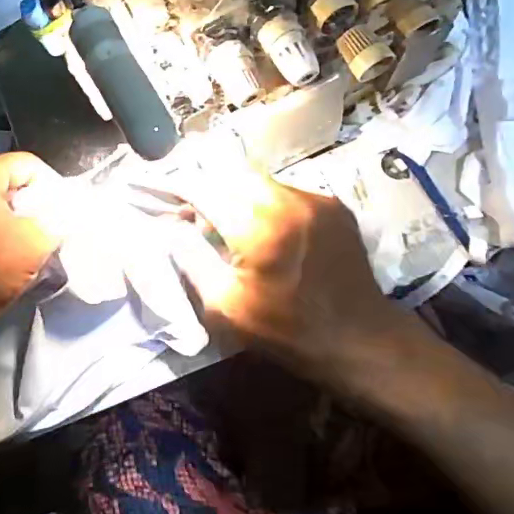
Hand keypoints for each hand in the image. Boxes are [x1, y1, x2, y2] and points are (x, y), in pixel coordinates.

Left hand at [0, 152, 63, 356]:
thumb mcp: (34, 246)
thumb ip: (56, 222)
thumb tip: (61, 217)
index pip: (28, 165)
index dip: (53, 189)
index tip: (62, 220)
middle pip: (8, 183)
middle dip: (32, 209)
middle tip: (46, 238)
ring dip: (11, 225)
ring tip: (23, 254)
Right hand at [172, 164, 416, 385]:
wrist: (360, 340)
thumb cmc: (286, 332)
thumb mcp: (224, 307)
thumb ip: (192, 260)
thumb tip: (173, 228)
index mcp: (258, 226)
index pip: (202, 188)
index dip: (173, 186)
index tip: (153, 189)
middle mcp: (288, 200)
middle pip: (229, 173)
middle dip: (203, 187)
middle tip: (188, 212)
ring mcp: (315, 198)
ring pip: (257, 179)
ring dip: (233, 193)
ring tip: (224, 224)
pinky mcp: (333, 205)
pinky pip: (284, 191)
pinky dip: (263, 202)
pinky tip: (262, 231)